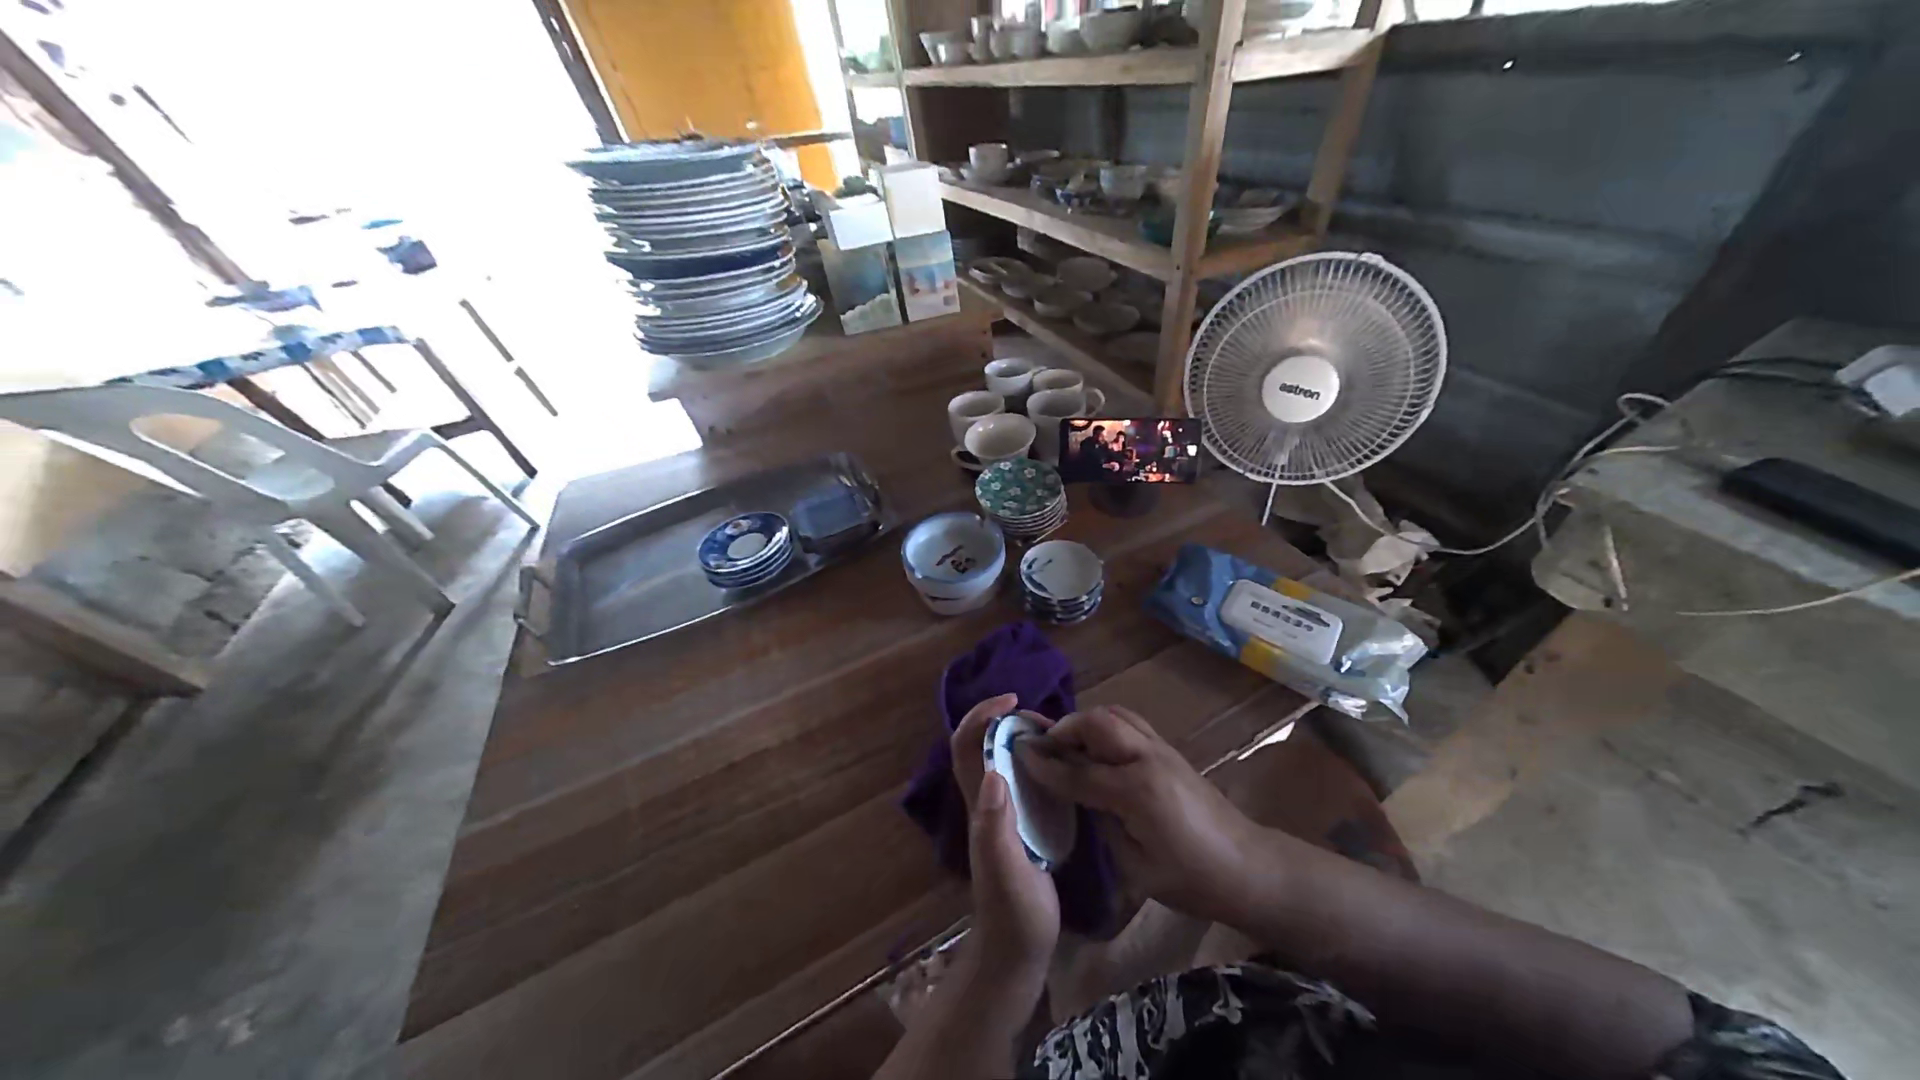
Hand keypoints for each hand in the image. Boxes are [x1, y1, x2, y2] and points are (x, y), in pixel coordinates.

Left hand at [951, 695, 1059, 980]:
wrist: (1018, 950)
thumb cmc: (1013, 911)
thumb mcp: (1006, 870)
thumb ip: (996, 825)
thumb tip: (994, 772)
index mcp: (980, 805)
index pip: (966, 746)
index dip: (980, 716)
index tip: (1011, 701)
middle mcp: (987, 802)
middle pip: (982, 746)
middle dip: (1004, 721)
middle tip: (1042, 717)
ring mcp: (1004, 814)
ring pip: (1003, 761)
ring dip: (1021, 738)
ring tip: (1056, 733)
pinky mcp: (1023, 827)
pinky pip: (1024, 781)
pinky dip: (1038, 762)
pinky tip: (1064, 765)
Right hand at [1017, 705, 1262, 922]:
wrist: (1248, 868)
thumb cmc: (1191, 879)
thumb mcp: (1136, 865)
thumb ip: (1100, 820)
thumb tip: (1075, 793)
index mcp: (1137, 791)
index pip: (1078, 771)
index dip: (1045, 765)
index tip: (1018, 754)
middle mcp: (1148, 758)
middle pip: (1097, 723)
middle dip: (1064, 729)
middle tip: (1043, 745)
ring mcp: (1162, 750)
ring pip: (1115, 715)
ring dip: (1085, 723)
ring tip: (1067, 744)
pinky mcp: (1170, 751)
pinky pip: (1130, 723)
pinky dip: (1105, 726)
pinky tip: (1096, 749)